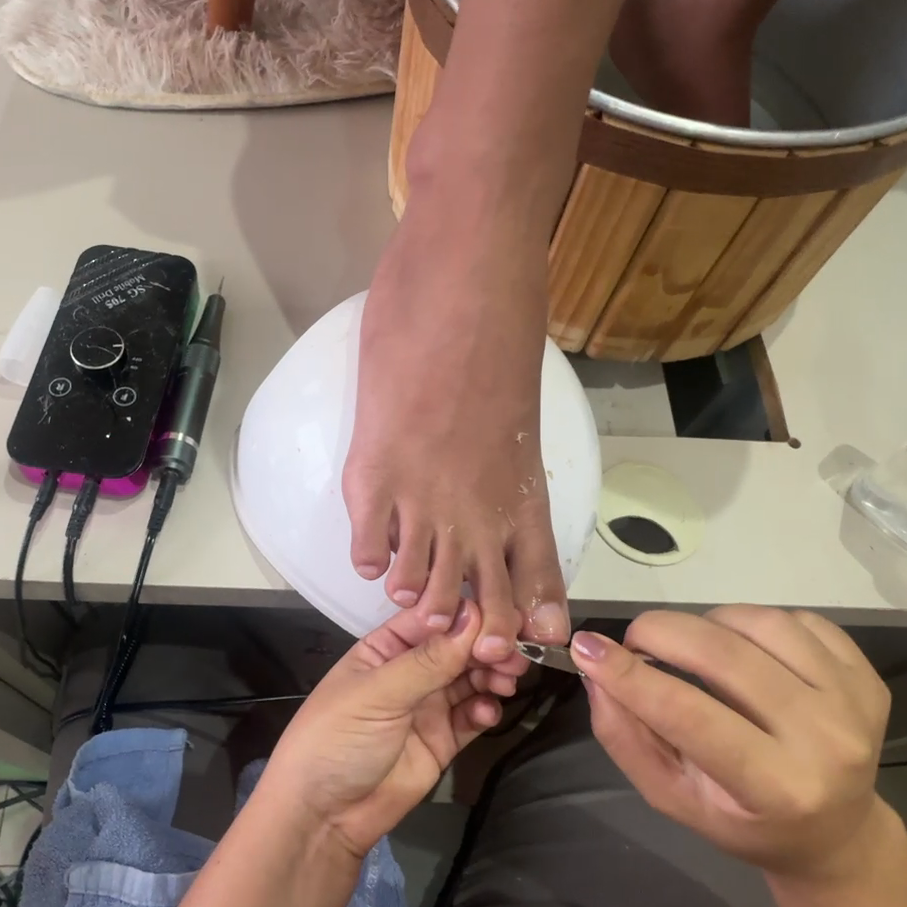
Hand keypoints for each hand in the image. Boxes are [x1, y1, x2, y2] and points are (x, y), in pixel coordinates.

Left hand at [257, 601, 501, 856]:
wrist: (326, 815)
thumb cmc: (337, 740)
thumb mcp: (377, 694)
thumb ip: (427, 660)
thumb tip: (472, 616)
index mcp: (385, 647)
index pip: (432, 619)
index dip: (465, 617)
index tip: (497, 619)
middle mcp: (410, 670)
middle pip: (458, 647)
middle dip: (486, 647)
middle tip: (512, 654)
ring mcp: (428, 705)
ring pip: (471, 679)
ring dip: (492, 675)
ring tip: (506, 681)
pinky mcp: (444, 740)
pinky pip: (473, 715)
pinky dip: (486, 709)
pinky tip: (486, 713)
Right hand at [346, 187, 570, 667]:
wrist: (469, 266)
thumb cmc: (503, 324)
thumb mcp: (521, 408)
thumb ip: (508, 460)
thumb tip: (486, 488)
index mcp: (524, 487)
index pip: (538, 572)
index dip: (534, 613)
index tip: (526, 640)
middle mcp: (478, 505)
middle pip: (480, 594)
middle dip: (475, 628)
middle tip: (461, 638)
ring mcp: (424, 491)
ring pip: (423, 580)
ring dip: (418, 596)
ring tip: (411, 600)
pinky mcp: (375, 467)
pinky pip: (369, 542)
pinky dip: (368, 555)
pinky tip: (369, 556)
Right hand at [570, 607, 892, 882]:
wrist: (834, 833)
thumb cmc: (741, 822)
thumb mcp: (670, 796)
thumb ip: (625, 738)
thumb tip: (595, 672)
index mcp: (775, 788)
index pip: (690, 715)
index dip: (630, 675)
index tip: (585, 647)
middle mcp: (825, 742)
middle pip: (726, 657)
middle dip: (661, 632)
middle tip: (634, 640)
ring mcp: (853, 704)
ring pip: (761, 624)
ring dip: (706, 622)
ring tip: (689, 645)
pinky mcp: (868, 676)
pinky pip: (798, 620)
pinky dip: (751, 621)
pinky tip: (738, 647)